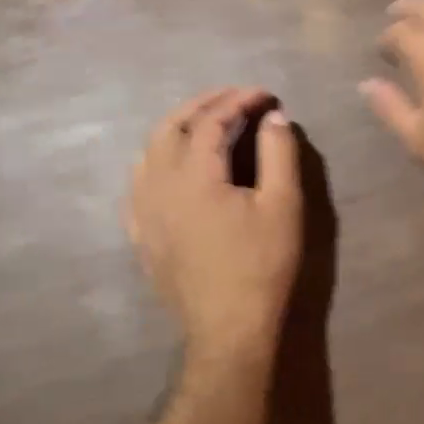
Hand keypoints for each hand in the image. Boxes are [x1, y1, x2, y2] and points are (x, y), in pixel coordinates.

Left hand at [129, 87, 301, 354]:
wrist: (229, 328)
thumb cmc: (262, 264)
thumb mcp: (284, 203)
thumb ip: (278, 152)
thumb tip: (273, 117)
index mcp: (194, 177)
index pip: (211, 122)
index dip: (239, 101)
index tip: (268, 95)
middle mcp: (160, 188)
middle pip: (170, 128)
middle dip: (203, 104)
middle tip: (236, 96)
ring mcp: (144, 213)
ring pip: (148, 153)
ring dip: (177, 127)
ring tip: (207, 120)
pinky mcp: (142, 235)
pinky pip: (139, 183)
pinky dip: (158, 158)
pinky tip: (175, 163)